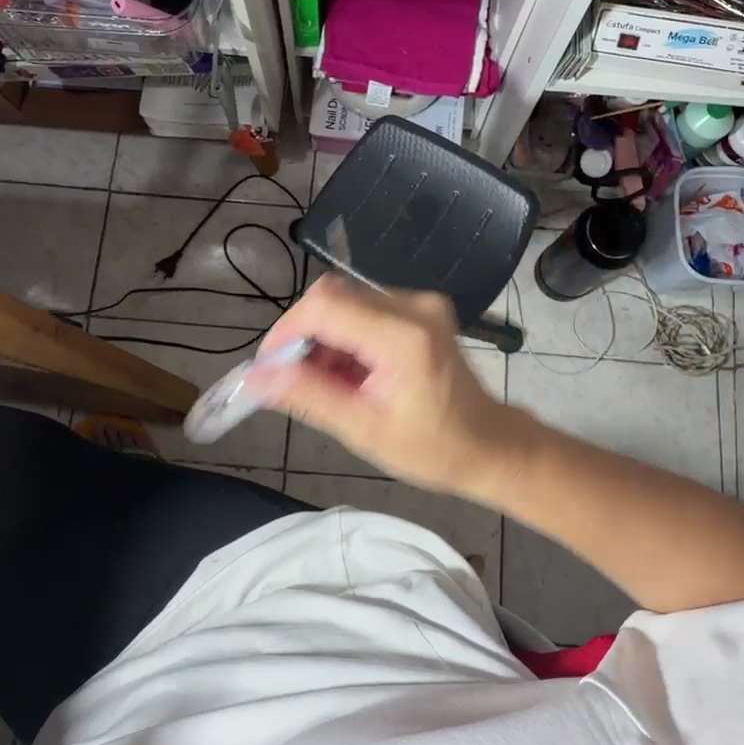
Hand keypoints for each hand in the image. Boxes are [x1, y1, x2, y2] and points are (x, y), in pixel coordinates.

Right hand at [254, 275, 542, 495]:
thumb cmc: (432, 448)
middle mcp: (413, 306)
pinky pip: (364, 307)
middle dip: (304, 335)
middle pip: (333, 296)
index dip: (287, 331)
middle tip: (294, 379)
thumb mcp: (364, 430)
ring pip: (345, 300)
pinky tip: (349, 373)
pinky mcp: (420, 308)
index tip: (268, 366)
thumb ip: (309, 396)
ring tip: (327, 383)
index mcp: (403, 337)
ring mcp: (420, 303)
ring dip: (323, 337)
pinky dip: (345, 336)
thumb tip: (255, 378)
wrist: (489, 443)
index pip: (325, 306)